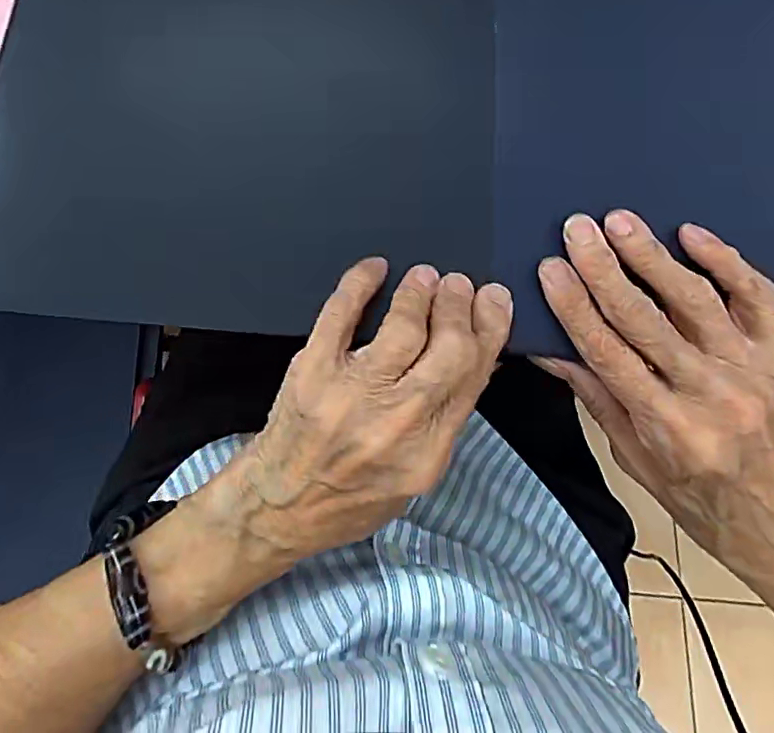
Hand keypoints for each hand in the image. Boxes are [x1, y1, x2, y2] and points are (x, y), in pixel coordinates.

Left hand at [220, 257, 512, 564]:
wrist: (281, 505)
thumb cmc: (350, 494)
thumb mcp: (414, 470)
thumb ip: (445, 416)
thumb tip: (477, 356)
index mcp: (427, 451)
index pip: (473, 376)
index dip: (489, 329)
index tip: (493, 302)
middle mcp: (394, 423)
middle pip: (447, 349)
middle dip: (459, 307)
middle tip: (458, 284)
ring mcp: (350, 394)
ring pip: (401, 328)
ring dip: (419, 293)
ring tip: (424, 277)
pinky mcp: (312, 370)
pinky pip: (340, 314)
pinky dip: (359, 284)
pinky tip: (374, 269)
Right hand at [533, 211, 773, 613]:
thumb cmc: (699, 502)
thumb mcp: (633, 457)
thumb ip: (594, 394)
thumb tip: (548, 346)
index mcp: (671, 428)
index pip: (609, 354)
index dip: (575, 307)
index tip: (550, 269)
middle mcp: (715, 397)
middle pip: (647, 320)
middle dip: (605, 269)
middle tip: (577, 229)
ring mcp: (756, 375)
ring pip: (697, 301)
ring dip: (654, 256)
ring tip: (621, 221)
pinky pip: (760, 299)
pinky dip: (727, 262)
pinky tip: (692, 234)